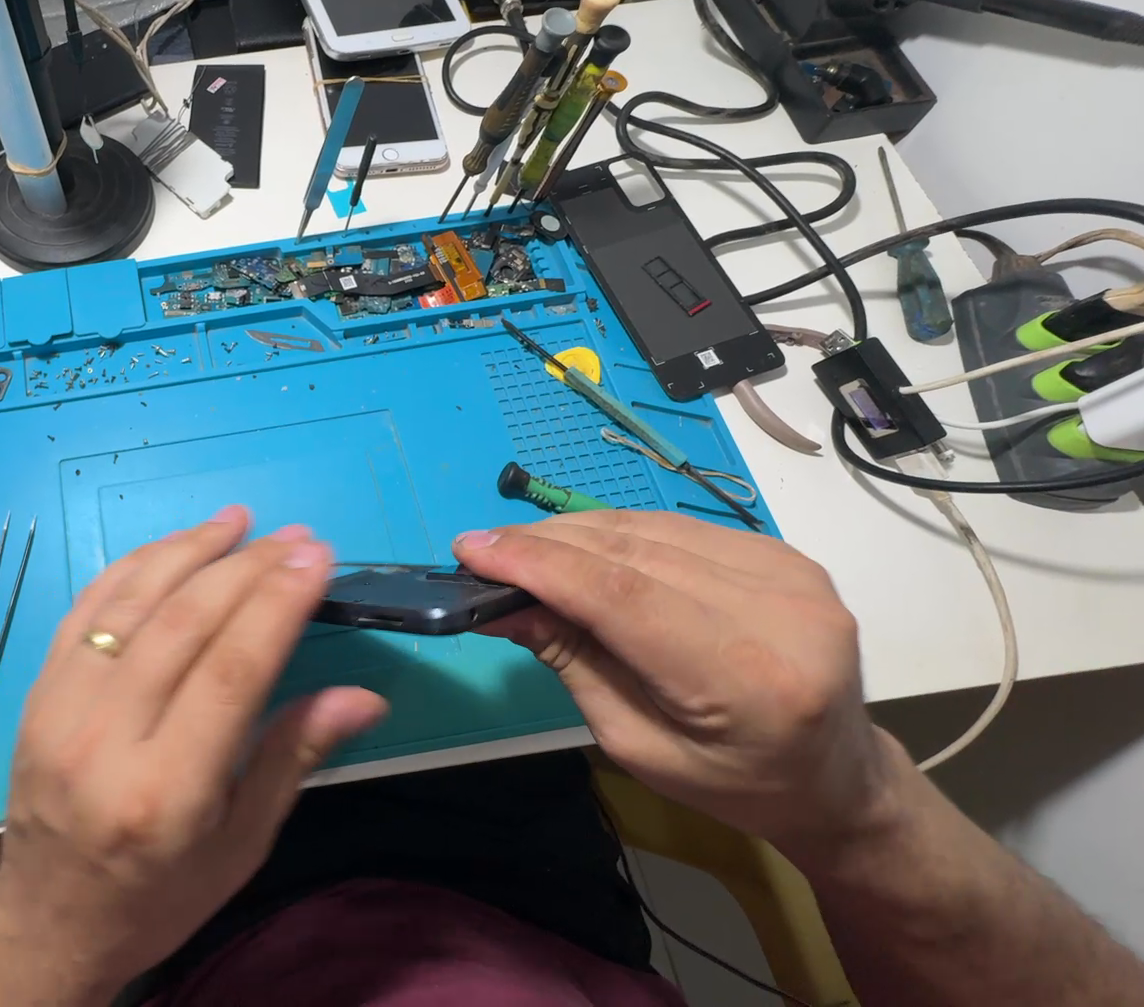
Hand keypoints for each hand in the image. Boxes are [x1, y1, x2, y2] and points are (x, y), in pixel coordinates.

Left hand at [0, 509, 387, 1002]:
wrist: (49, 921)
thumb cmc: (158, 895)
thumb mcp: (241, 845)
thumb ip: (293, 757)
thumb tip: (365, 696)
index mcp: (166, 791)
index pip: (231, 670)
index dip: (277, 603)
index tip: (315, 556)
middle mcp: (105, 738)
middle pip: (183, 624)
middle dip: (246, 568)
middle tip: (293, 537)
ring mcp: (60, 707)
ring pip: (130, 603)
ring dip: (188, 550)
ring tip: (236, 520)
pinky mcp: (37, 691)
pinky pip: (87, 609)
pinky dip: (133, 567)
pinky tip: (171, 546)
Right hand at [452, 511, 901, 849]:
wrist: (835, 776)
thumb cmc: (727, 779)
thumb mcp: (629, 739)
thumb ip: (569, 660)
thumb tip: (499, 603)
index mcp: (746, 680)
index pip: (620, 596)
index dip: (538, 565)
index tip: (471, 550)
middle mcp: (779, 611)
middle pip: (629, 551)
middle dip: (542, 544)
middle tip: (481, 549)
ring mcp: (789, 573)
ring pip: (646, 527)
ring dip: (570, 533)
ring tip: (518, 547)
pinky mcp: (782, 552)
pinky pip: (672, 527)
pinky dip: (612, 532)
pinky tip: (576, 546)